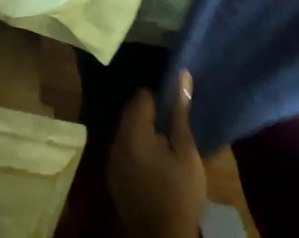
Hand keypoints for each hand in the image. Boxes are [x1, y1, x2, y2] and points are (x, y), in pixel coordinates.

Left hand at [108, 72, 206, 237]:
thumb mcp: (186, 150)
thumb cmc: (179, 192)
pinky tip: (156, 158)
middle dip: (151, 112)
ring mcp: (112, 162)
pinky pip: (124, 149)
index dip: (160, 95)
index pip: (141, 97)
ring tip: (168, 139)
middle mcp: (116, 144)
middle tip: (174, 122)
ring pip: (127, 131)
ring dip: (144, 129)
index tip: (176, 104)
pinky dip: (137, 146)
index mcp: (133, 134)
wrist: (163, 237)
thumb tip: (182, 76)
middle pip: (131, 113)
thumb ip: (180, 112)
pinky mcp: (114, 177)